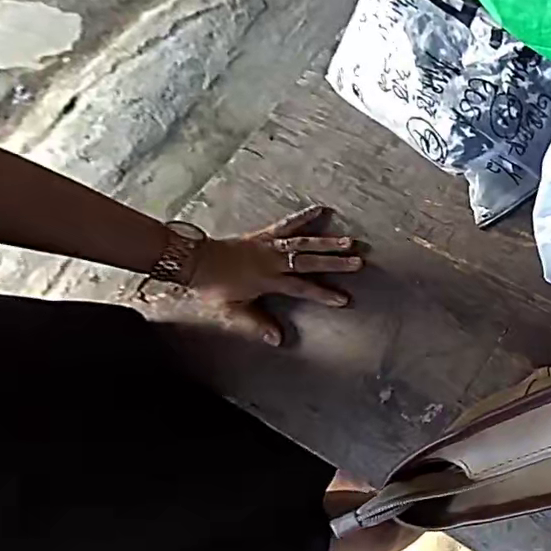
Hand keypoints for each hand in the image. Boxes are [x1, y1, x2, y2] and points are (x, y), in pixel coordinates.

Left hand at [188, 205, 363, 345]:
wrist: (192, 260)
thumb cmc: (214, 287)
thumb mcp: (233, 310)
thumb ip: (257, 324)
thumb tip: (278, 340)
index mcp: (268, 280)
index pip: (300, 288)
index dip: (322, 293)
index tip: (343, 299)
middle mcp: (273, 261)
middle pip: (308, 262)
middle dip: (334, 263)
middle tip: (358, 262)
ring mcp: (270, 245)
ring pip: (303, 243)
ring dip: (328, 242)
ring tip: (350, 240)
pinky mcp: (265, 235)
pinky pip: (287, 225)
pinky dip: (304, 217)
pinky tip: (321, 210)